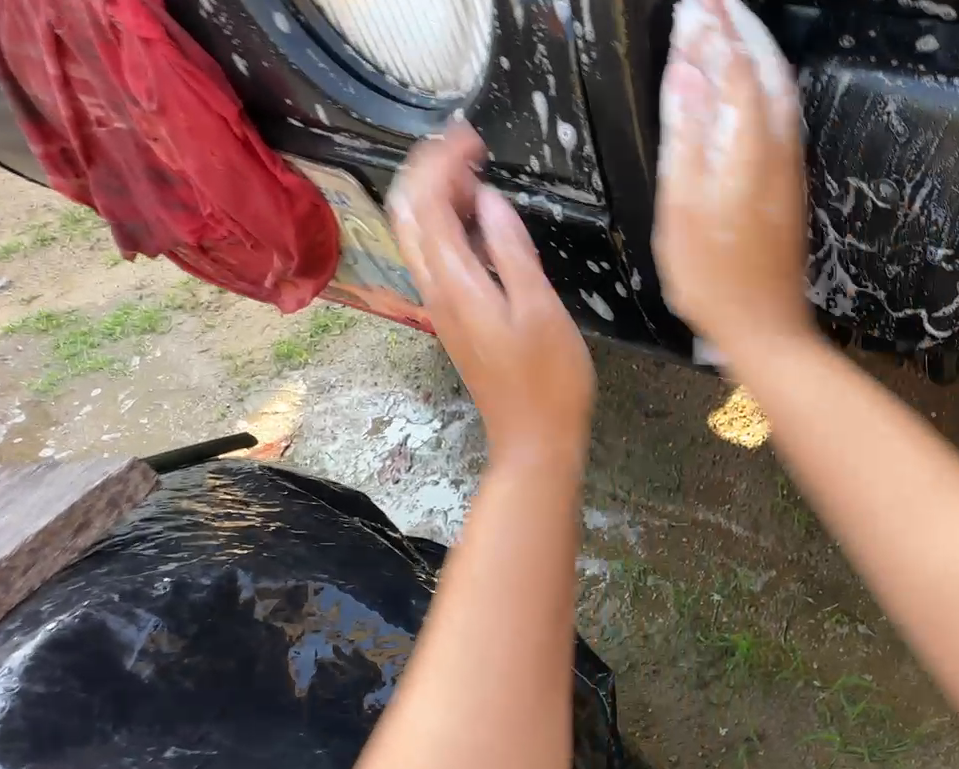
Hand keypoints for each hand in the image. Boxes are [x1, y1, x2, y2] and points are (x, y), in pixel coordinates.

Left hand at [388, 123, 594, 459]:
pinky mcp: (456, 320)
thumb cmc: (549, 381)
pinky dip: (449, 228)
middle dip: (429, 171)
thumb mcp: (541, 311)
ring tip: (476, 180)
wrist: (534, 439)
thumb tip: (489, 202)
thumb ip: (512, 252)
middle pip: (409, 213)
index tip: (472, 138)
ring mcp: (442, 306)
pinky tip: (480, 228)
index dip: (442, 161)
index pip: (427, 202)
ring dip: (437, 198)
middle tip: (469, 151)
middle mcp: (436, 289)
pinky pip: (437, 258)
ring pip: (418, 235)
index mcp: (455, 282)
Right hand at [653, 0, 815, 360]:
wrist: (767, 332)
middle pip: (770, 75)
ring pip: (783, 99)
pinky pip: (784, 126)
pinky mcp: (791, 196)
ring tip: (733, 34)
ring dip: (759, 60)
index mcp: (750, 151)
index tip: (698, 1)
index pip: (737, 69)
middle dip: (744, 32)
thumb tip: (686, 76)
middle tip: (717, 5)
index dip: (717, 30)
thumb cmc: (716, 282)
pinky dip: (766, 94)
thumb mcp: (683, 211)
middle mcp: (779, 156)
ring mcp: (790, 176)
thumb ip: (686, 138)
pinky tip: (751, 96)